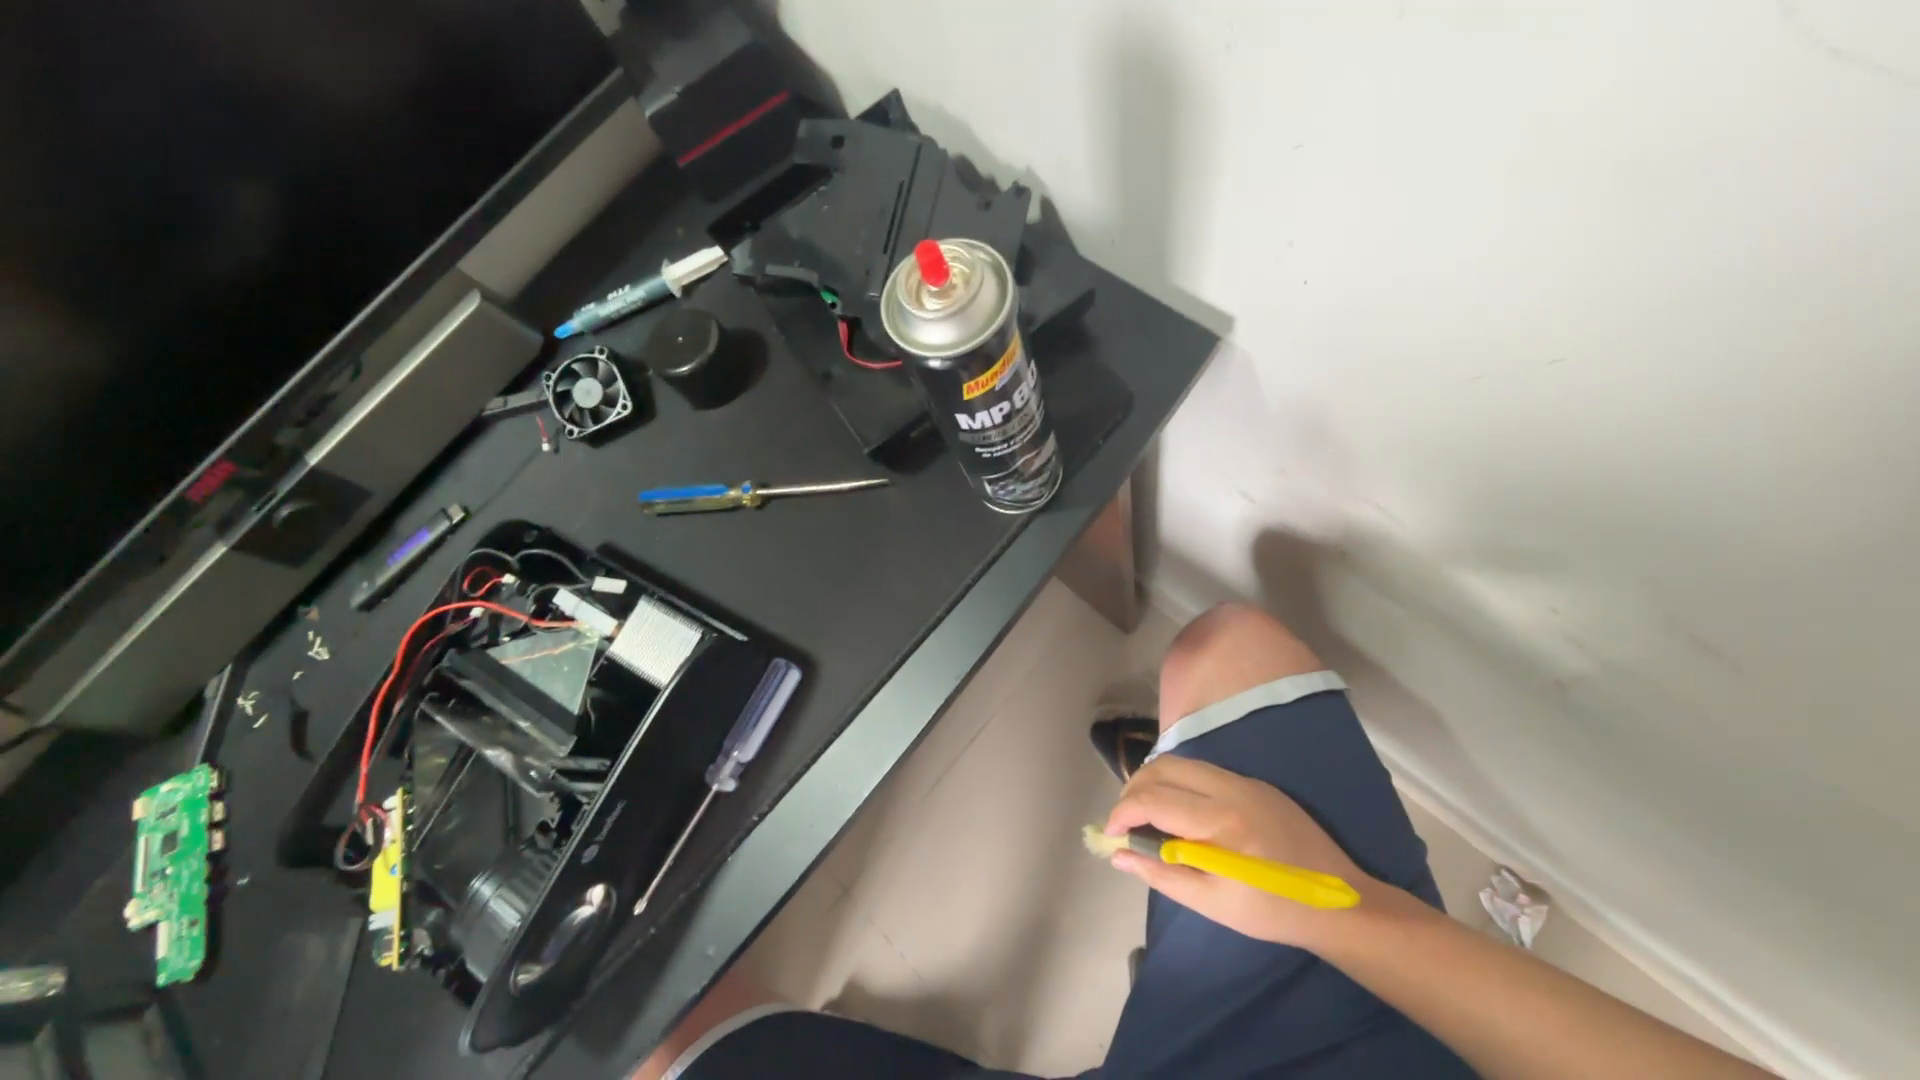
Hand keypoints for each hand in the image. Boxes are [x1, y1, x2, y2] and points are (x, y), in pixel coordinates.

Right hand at [1104, 756, 1391, 948]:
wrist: (1339, 902)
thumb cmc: (1272, 911)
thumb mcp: (1212, 903)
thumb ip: (1161, 874)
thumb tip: (1119, 855)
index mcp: (1221, 822)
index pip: (1154, 798)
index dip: (1122, 812)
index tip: (1110, 834)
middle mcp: (1233, 789)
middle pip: (1164, 767)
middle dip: (1134, 789)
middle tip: (1125, 820)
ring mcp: (1248, 782)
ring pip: (1185, 763)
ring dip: (1156, 781)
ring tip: (1147, 814)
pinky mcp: (1259, 785)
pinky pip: (1207, 772)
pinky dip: (1182, 783)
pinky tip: (1181, 812)